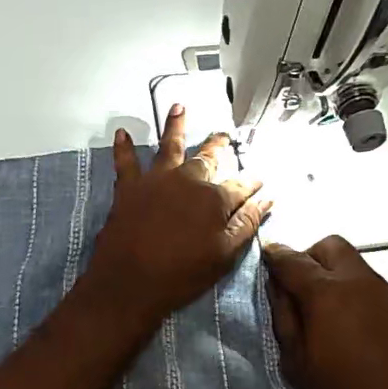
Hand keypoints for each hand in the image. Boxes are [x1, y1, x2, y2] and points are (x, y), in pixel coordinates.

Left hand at [85, 105, 268, 323]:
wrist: (129, 281)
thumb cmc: (181, 274)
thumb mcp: (224, 255)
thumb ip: (246, 224)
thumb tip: (265, 199)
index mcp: (214, 199)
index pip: (241, 185)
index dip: (252, 183)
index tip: (260, 179)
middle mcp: (187, 180)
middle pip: (208, 158)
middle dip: (218, 146)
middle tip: (224, 136)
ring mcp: (156, 180)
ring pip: (169, 146)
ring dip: (176, 126)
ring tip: (179, 107)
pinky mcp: (129, 188)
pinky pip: (125, 162)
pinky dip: (123, 148)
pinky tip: (122, 133)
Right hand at [265, 236, 387, 388]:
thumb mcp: (299, 365)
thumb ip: (284, 319)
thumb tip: (278, 289)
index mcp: (326, 293)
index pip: (292, 259)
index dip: (275, 256)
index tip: (268, 260)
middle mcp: (358, 281)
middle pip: (329, 246)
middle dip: (311, 258)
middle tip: (303, 287)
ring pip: (355, 265)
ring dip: (337, 276)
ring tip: (334, 313)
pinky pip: (376, 287)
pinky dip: (362, 295)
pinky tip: (363, 328)